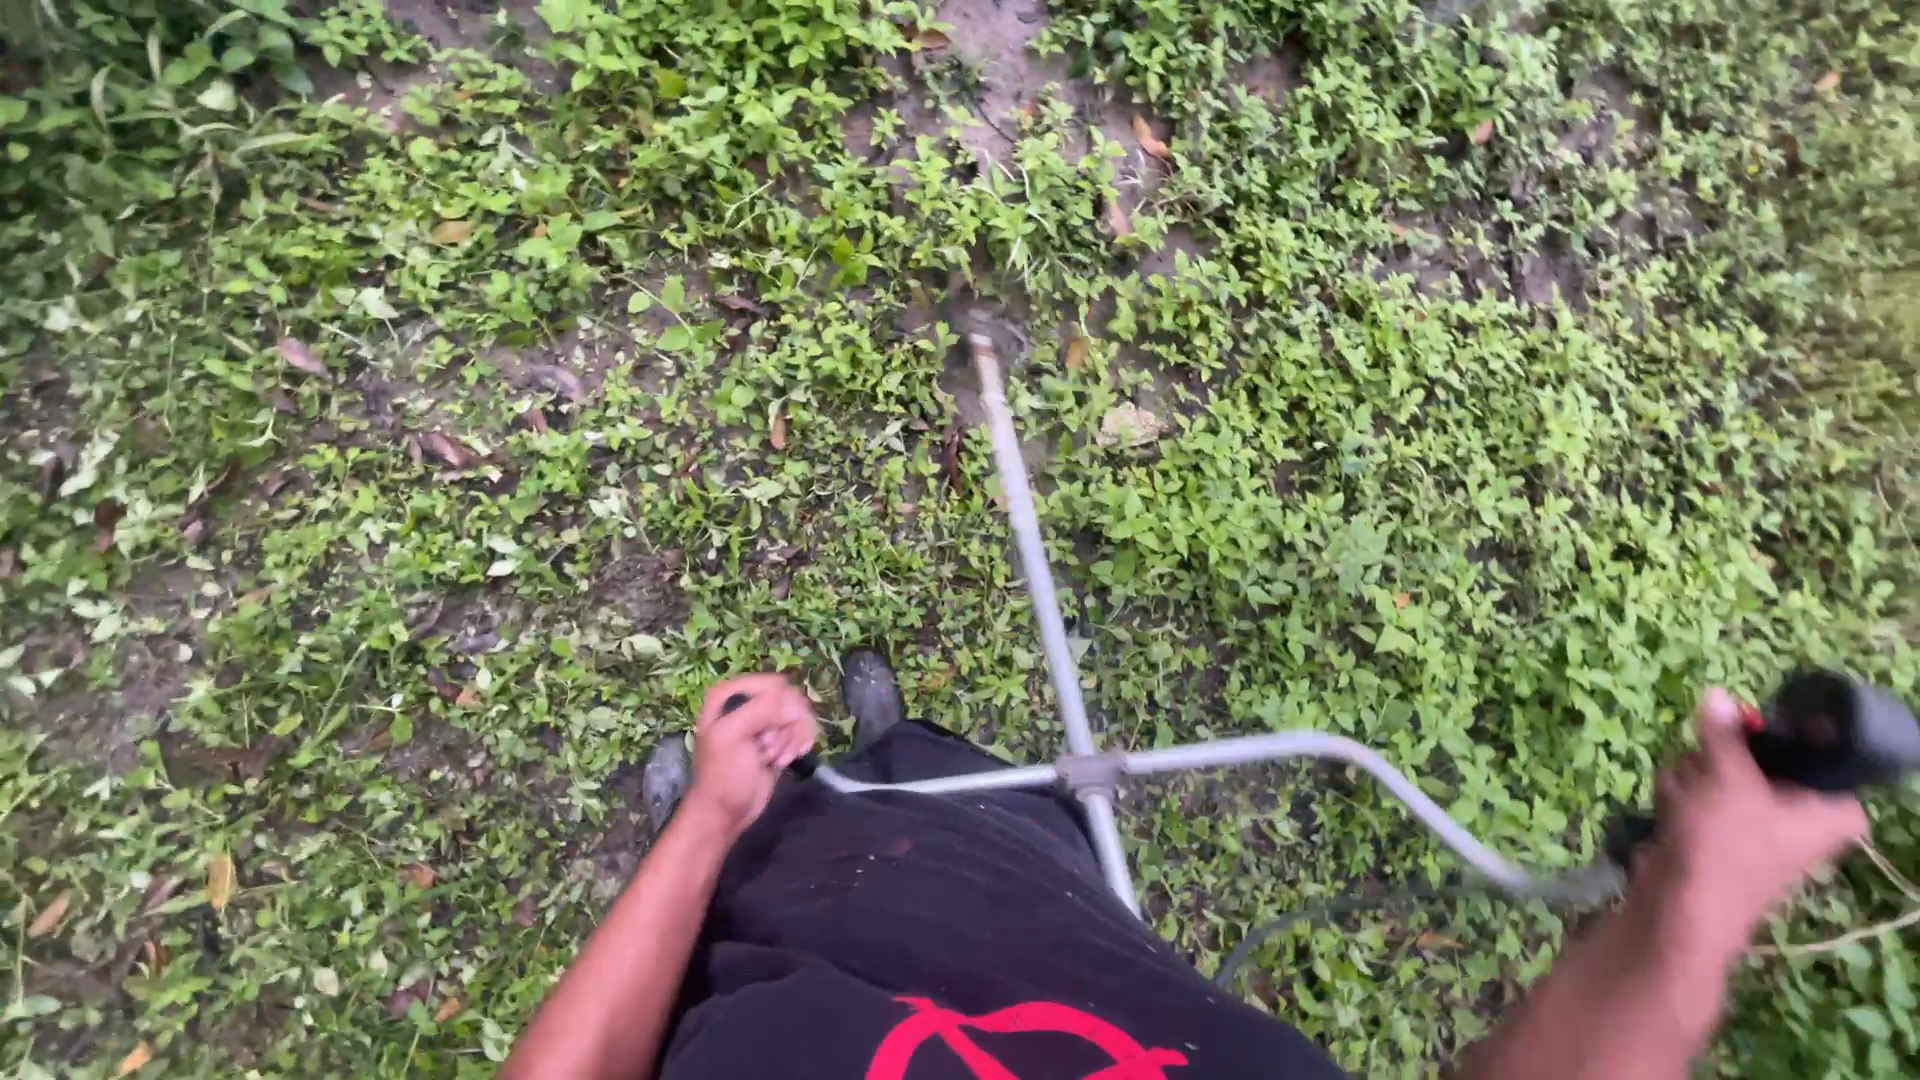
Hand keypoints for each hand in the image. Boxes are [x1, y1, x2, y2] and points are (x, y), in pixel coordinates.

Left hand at [683, 674, 817, 840]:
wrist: (727, 812)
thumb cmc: (722, 774)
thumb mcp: (731, 734)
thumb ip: (761, 709)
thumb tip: (798, 705)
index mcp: (730, 693)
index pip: (774, 684)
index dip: (778, 707)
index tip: (768, 731)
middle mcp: (749, 701)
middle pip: (791, 699)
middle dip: (786, 726)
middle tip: (767, 748)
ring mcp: (766, 720)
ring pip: (800, 715)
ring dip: (792, 739)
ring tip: (773, 758)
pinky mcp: (780, 736)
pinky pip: (803, 729)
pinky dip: (798, 745)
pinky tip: (784, 761)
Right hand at [1637, 687, 1868, 956]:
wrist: (1684, 900)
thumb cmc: (1726, 844)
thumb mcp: (1728, 781)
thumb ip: (1724, 736)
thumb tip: (1716, 692)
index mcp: (1832, 805)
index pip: (1808, 749)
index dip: (1766, 737)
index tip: (1733, 734)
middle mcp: (1802, 812)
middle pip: (1752, 756)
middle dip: (1711, 760)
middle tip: (1703, 775)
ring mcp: (1758, 821)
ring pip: (1715, 770)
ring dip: (1688, 776)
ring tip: (1683, 799)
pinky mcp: (1720, 827)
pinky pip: (1697, 791)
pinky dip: (1679, 794)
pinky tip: (1673, 809)